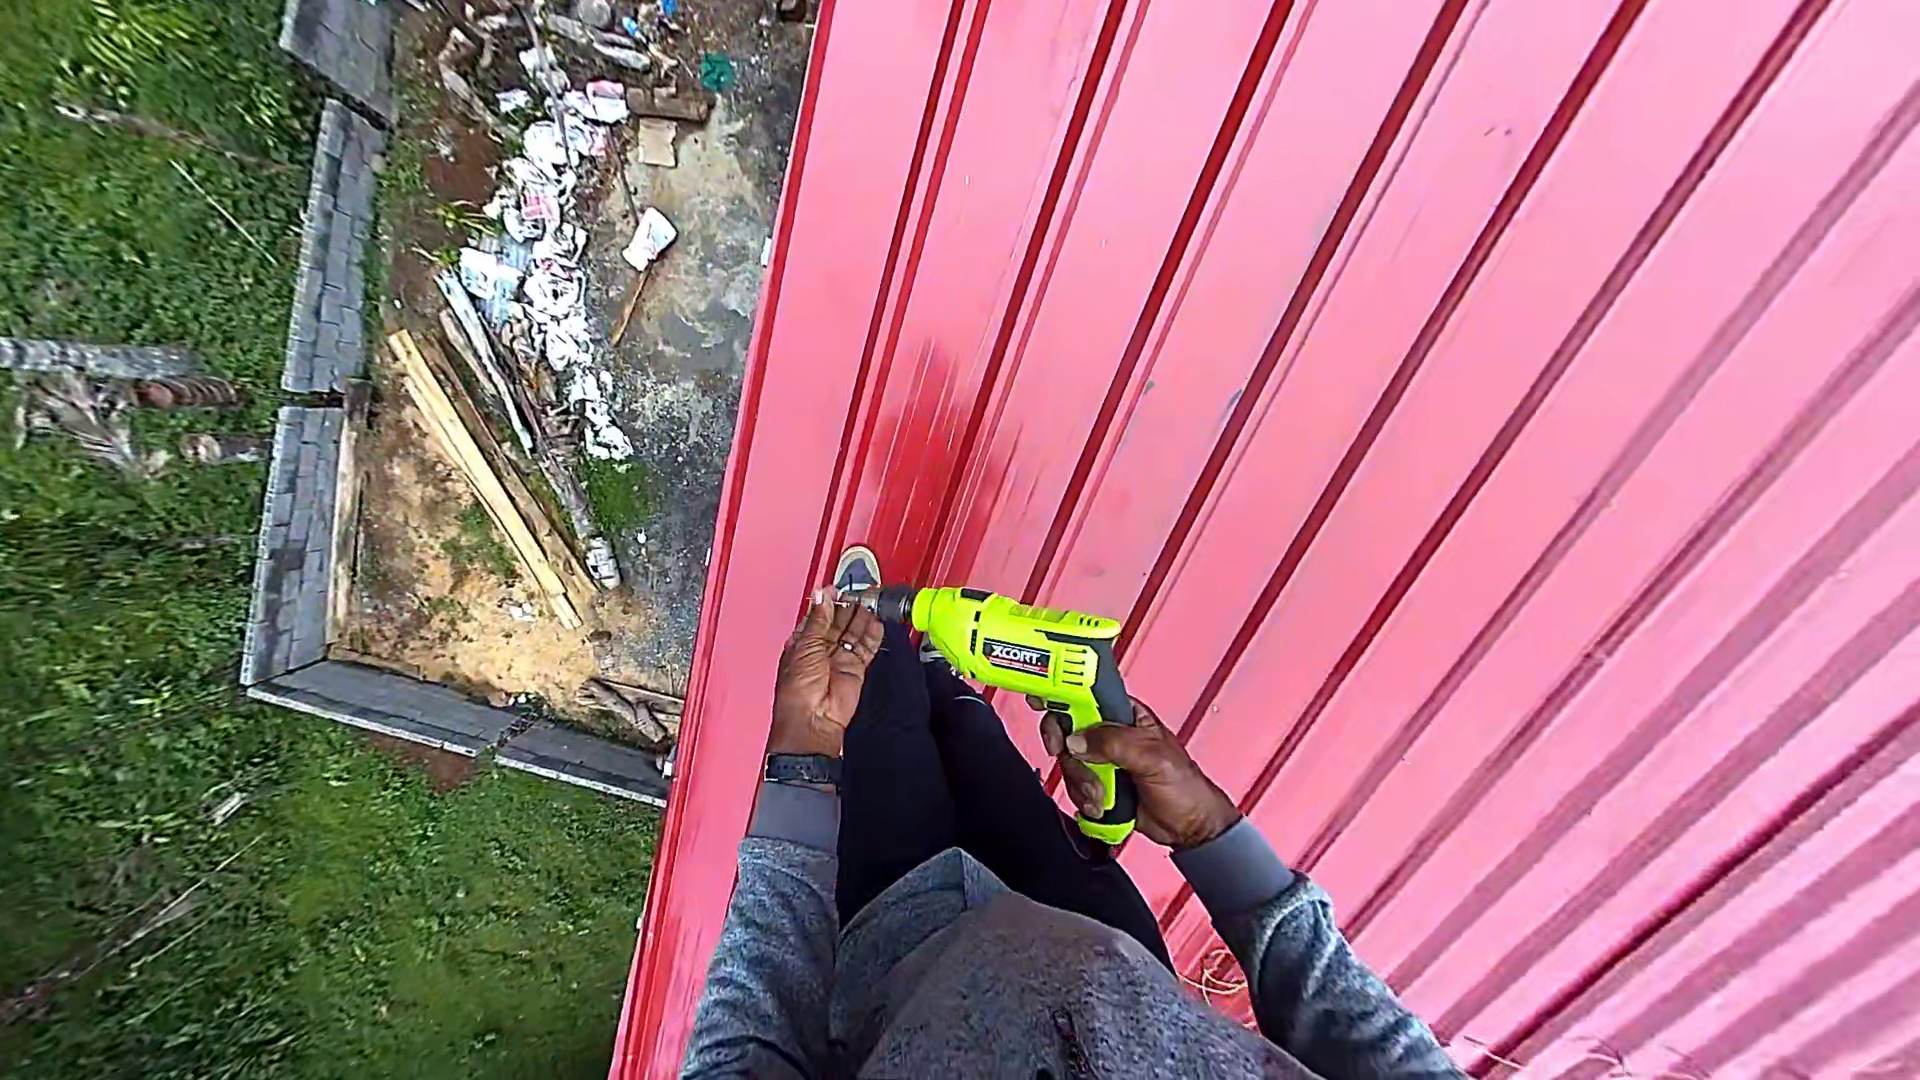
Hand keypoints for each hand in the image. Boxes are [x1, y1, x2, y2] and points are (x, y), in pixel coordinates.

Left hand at [769, 589, 882, 757]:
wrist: (814, 719)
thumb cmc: (798, 690)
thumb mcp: (806, 645)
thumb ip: (819, 619)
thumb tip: (822, 595)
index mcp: (803, 641)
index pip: (818, 615)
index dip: (827, 601)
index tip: (837, 587)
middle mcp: (821, 649)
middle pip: (838, 621)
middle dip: (848, 606)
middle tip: (859, 592)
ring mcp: (839, 658)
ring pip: (853, 632)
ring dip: (862, 617)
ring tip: (871, 602)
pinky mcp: (855, 668)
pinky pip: (866, 647)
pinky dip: (872, 635)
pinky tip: (877, 622)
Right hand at [1041, 697, 1239, 849]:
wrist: (1188, 828)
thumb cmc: (1184, 786)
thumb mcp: (1152, 756)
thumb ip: (1113, 743)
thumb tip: (1077, 739)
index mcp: (1124, 713)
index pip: (1086, 694)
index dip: (1060, 693)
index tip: (1040, 699)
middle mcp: (1108, 731)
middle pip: (1066, 726)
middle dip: (1066, 747)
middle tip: (1065, 754)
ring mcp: (1100, 757)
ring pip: (1067, 758)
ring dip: (1080, 780)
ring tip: (1101, 795)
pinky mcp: (1096, 781)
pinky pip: (1071, 783)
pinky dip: (1081, 797)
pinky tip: (1100, 805)